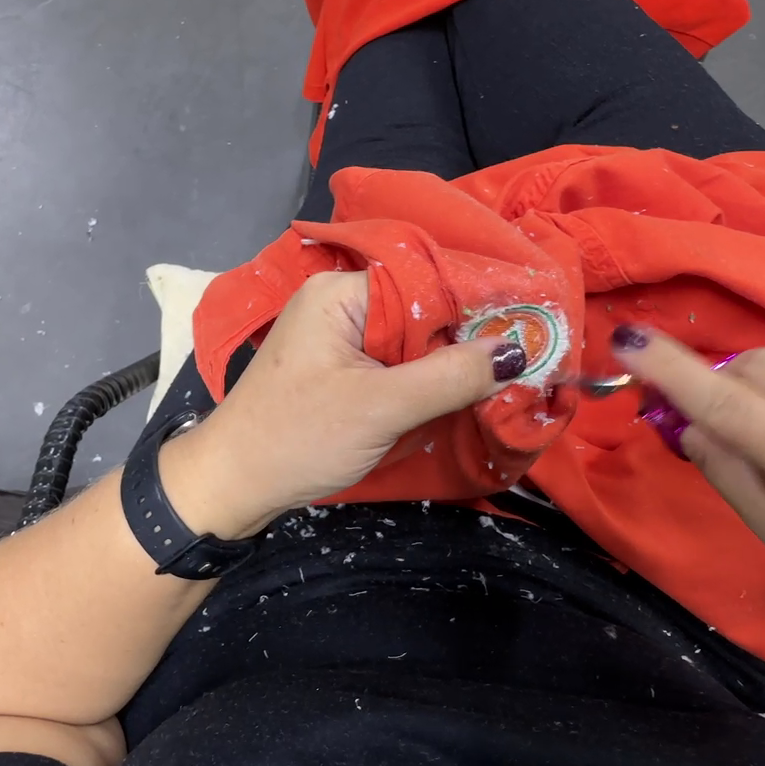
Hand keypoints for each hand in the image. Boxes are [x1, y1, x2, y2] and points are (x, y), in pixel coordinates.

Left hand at [161, 272, 525, 539]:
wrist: (231, 484)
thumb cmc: (296, 437)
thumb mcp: (380, 407)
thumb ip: (450, 376)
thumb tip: (519, 349)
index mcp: (341, 292)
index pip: (427, 281)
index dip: (478, 305)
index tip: (534, 331)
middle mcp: (340, 303)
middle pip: (423, 311)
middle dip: (467, 341)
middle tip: (525, 366)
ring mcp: (338, 338)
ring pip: (412, 342)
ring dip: (448, 367)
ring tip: (501, 384)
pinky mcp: (339, 370)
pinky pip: (394, 365)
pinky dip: (423, 383)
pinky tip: (457, 399)